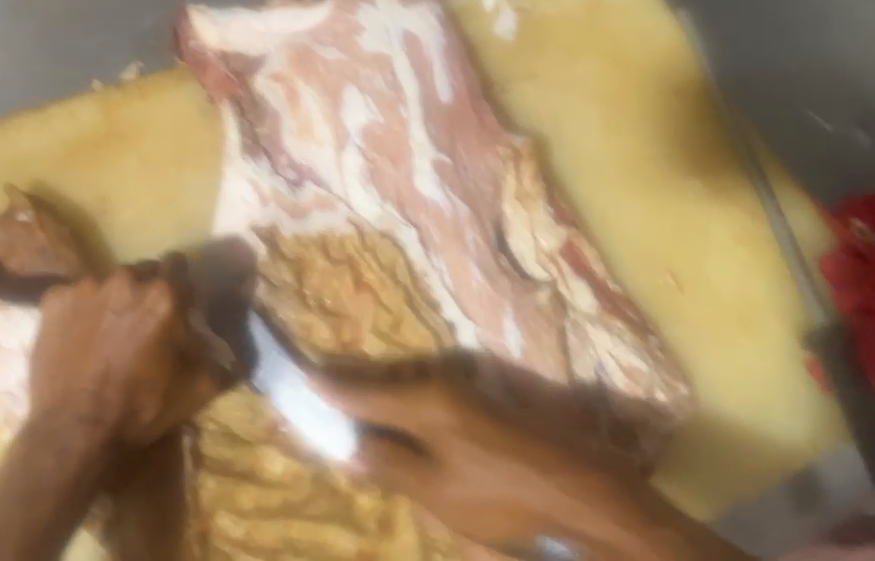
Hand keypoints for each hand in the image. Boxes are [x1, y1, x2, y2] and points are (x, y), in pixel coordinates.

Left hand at [29, 261, 225, 449]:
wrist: (73, 433)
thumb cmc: (139, 410)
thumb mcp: (195, 392)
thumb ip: (224, 365)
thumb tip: (241, 355)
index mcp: (165, 295)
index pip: (179, 264)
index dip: (180, 284)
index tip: (178, 304)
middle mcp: (127, 279)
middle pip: (144, 271)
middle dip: (147, 292)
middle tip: (143, 324)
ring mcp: (87, 286)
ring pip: (109, 282)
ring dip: (115, 300)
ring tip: (109, 333)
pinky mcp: (55, 299)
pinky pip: (76, 295)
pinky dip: (82, 310)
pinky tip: (80, 338)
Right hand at [315, 373, 746, 560]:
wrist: (582, 491)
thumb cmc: (503, 495)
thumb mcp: (435, 491)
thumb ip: (386, 463)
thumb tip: (343, 448)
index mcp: (422, 397)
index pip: (357, 390)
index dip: (322, 388)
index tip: (292, 378)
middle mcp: (438, 379)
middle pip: (376, 382)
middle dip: (342, 388)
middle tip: (307, 389)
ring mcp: (460, 387)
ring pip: (399, 387)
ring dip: (369, 397)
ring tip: (339, 405)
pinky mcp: (476, 401)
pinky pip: (421, 396)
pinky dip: (396, 406)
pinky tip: (387, 422)